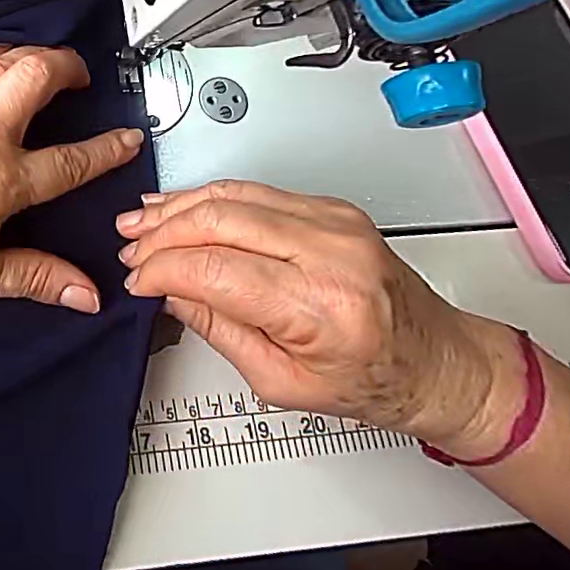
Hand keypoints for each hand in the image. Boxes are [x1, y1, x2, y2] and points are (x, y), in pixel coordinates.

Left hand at [0, 44, 144, 316]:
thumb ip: (35, 278)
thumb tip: (85, 294)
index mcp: (0, 182)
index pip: (70, 160)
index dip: (106, 148)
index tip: (125, 138)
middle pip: (36, 77)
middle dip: (68, 66)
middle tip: (80, 74)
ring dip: (27, 53)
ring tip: (41, 61)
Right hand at [115, 180, 523, 458]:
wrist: (440, 362)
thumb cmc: (373, 380)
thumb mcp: (278, 379)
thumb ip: (215, 328)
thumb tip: (168, 291)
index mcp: (320, 307)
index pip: (210, 269)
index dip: (158, 270)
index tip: (137, 282)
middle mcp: (332, 254)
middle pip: (215, 221)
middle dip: (159, 234)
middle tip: (130, 251)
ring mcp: (333, 223)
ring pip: (228, 195)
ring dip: (174, 208)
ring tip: (138, 223)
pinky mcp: (329, 209)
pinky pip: (250, 190)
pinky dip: (204, 198)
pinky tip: (176, 207)